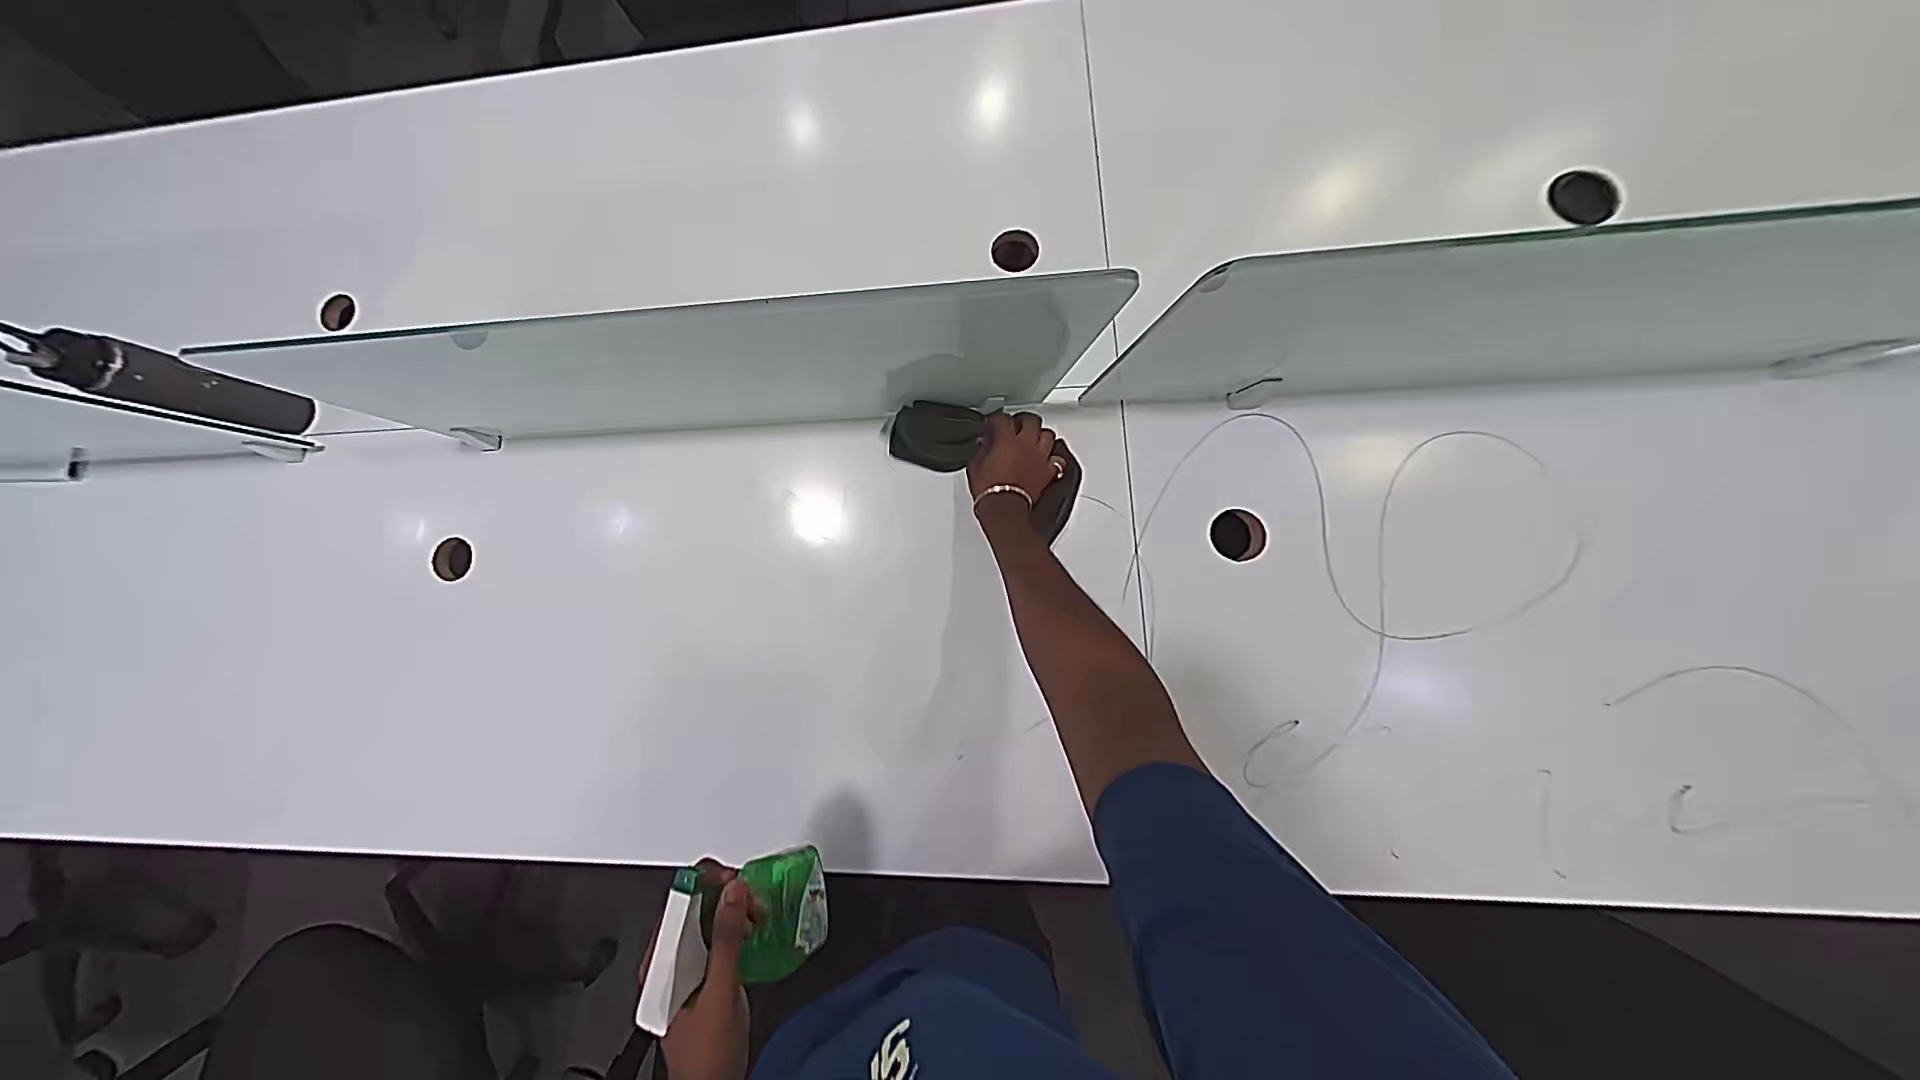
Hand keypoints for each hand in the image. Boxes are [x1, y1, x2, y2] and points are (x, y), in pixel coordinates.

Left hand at [649, 860, 761, 1079]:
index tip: (734, 876)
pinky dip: (739, 926)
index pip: (678, 904)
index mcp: (661, 964)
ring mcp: (688, 968)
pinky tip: (754, 929)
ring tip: (757, 915)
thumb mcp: (720, 991)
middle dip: (727, 895)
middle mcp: (670, 962)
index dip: (705, 882)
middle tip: (753, 900)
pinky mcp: (706, 974)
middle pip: (694, 908)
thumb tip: (732, 890)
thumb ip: (726, 939)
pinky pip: (720, 936)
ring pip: (709, 920)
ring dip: (736, 910)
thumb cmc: (708, 1054)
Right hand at [967, 412, 1060, 510]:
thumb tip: (983, 443)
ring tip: (1034, 438)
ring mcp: (1040, 458)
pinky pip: (1057, 459)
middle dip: (1022, 420)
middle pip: (1031, 420)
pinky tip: (1047, 458)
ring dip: (1040, 434)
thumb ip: (981, 450)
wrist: (1004, 510)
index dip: (996, 419)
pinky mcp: (1049, 472)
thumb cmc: (990, 492)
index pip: (1003, 419)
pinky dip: (1053, 457)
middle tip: (1016, 425)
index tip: (993, 423)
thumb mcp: (976, 467)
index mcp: (1007, 441)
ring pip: (1048, 435)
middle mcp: (1027, 446)